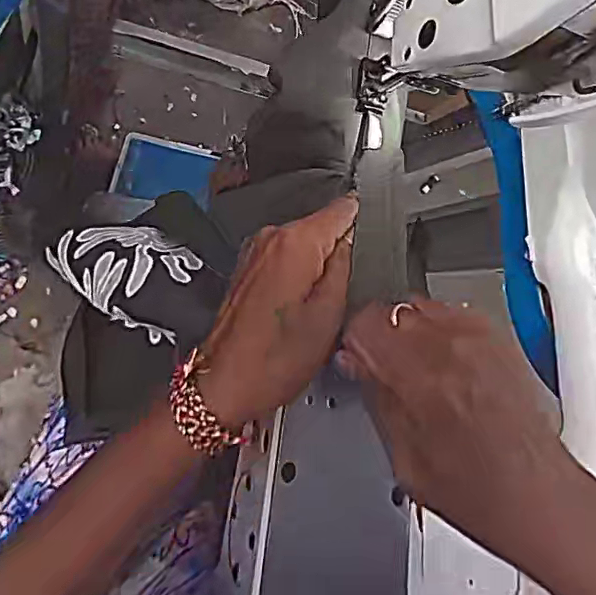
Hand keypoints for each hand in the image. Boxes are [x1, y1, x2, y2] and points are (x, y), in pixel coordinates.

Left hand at [195, 196, 356, 425]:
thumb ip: (347, 266)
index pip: (343, 208)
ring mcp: (256, 251)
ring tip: (318, 306)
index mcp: (295, 242)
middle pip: (323, 226)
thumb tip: (352, 242)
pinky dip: (299, 275)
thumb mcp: (330, 314)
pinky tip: (298, 308)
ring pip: (305, 243)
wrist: (223, 386)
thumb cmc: (271, 361)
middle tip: (344, 291)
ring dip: (318, 266)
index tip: (372, 244)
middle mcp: (271, 238)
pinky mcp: (249, 267)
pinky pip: (286, 258)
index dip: (363, 223)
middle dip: (339, 252)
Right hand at [341, 300, 595, 594]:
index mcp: (422, 375)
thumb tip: (357, 363)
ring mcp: (479, 336)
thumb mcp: (406, 459)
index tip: (355, 355)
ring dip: (410, 331)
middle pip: (393, 310)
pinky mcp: (498, 335)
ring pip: (422, 306)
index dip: (353, 340)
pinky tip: (444, 366)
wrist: (538, 494)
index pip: (367, 321)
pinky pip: (452, 313)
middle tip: (382, 367)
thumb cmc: (482, 492)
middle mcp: (452, 346)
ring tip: (417, 371)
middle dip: (381, 336)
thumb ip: (377, 397)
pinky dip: (439, 330)